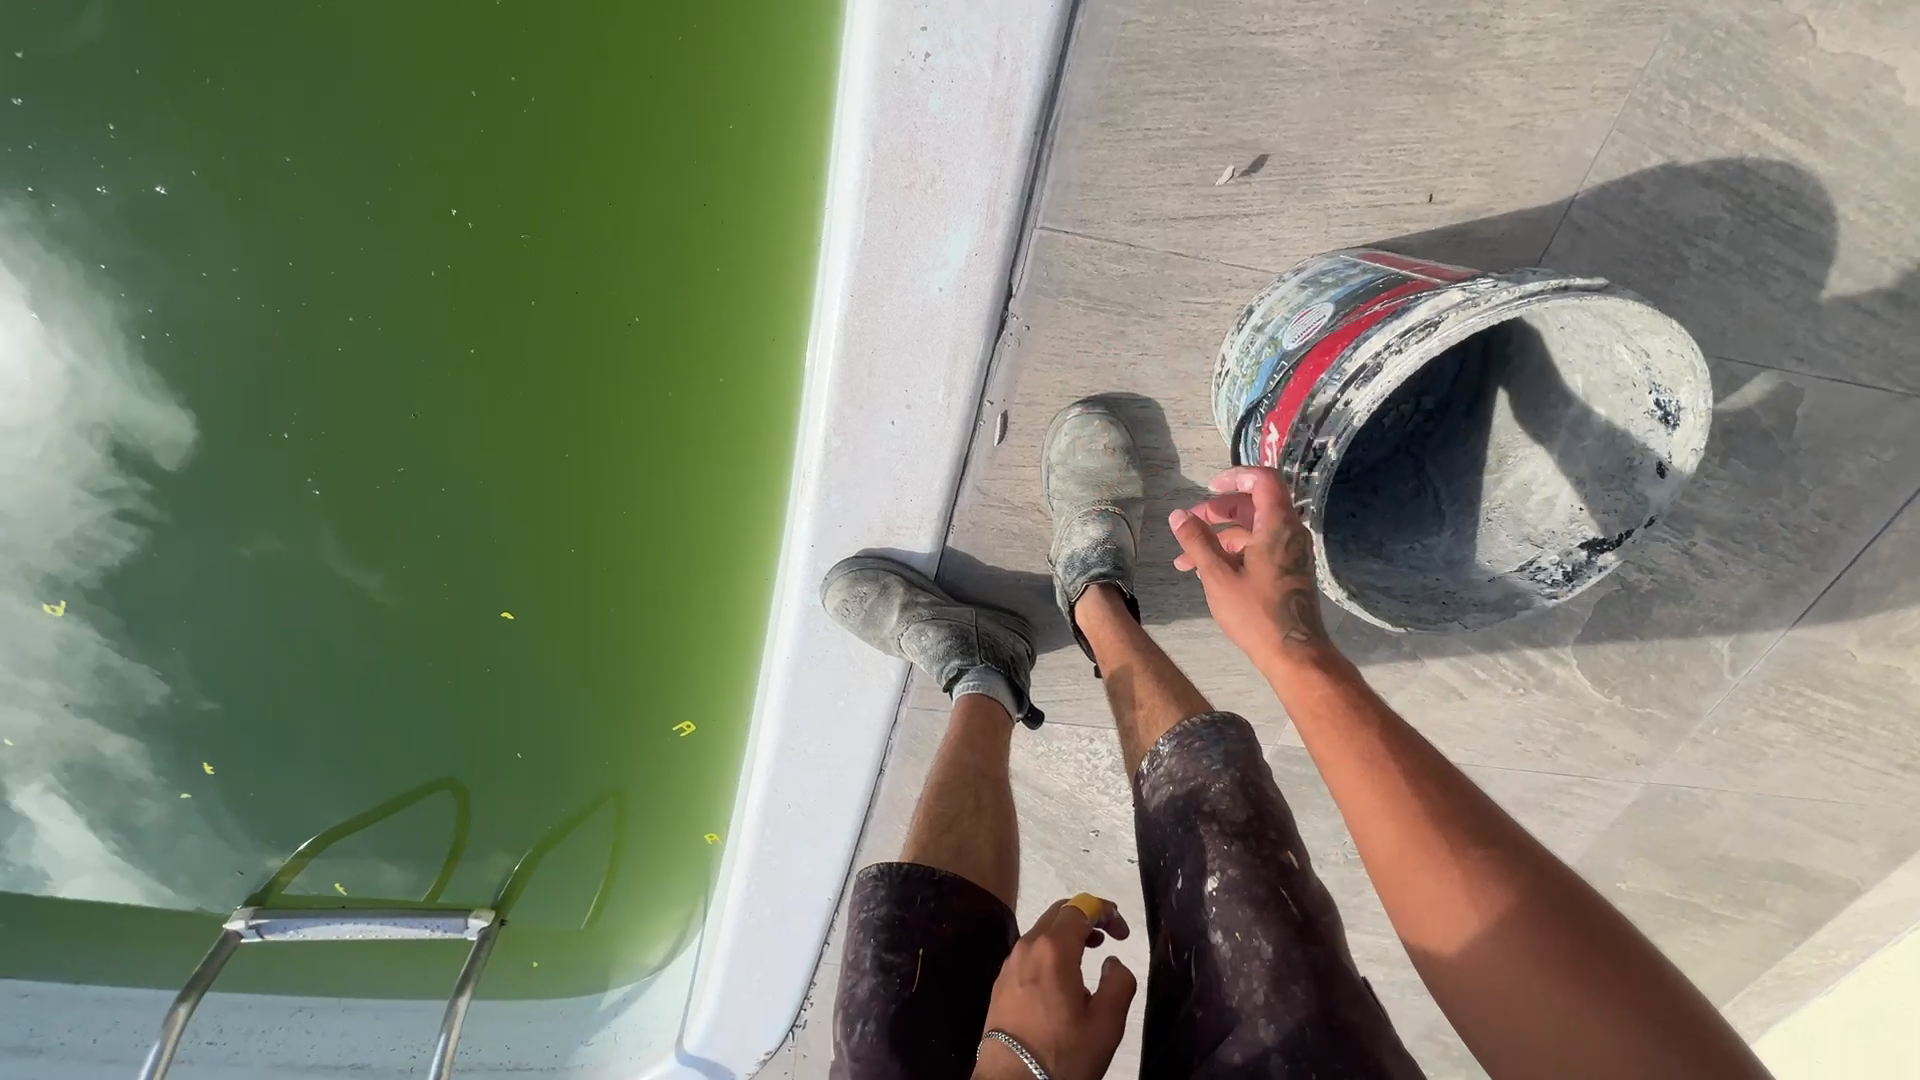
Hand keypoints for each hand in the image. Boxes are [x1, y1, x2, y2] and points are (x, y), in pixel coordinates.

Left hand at [974, 896, 1136, 1079]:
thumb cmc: (1062, 1054)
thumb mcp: (1106, 1024)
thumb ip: (1118, 982)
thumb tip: (1112, 961)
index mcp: (1053, 949)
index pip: (1079, 908)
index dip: (1104, 910)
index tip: (1122, 931)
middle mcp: (1027, 946)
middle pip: (1058, 913)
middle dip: (1086, 916)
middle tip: (1108, 935)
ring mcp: (1010, 963)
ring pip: (1042, 931)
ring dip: (1067, 934)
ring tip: (1089, 952)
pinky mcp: (1002, 982)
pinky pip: (1030, 952)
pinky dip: (1051, 950)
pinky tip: (1063, 978)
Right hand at [1167, 466, 1334, 668]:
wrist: (1294, 653)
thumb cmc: (1255, 613)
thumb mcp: (1217, 575)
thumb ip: (1196, 541)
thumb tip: (1178, 515)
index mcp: (1277, 525)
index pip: (1262, 480)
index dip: (1235, 476)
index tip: (1209, 488)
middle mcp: (1288, 533)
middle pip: (1253, 505)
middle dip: (1217, 511)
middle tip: (1189, 524)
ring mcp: (1290, 553)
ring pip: (1251, 531)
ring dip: (1218, 538)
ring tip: (1185, 560)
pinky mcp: (1287, 570)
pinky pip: (1258, 548)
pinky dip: (1232, 553)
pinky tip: (1206, 572)